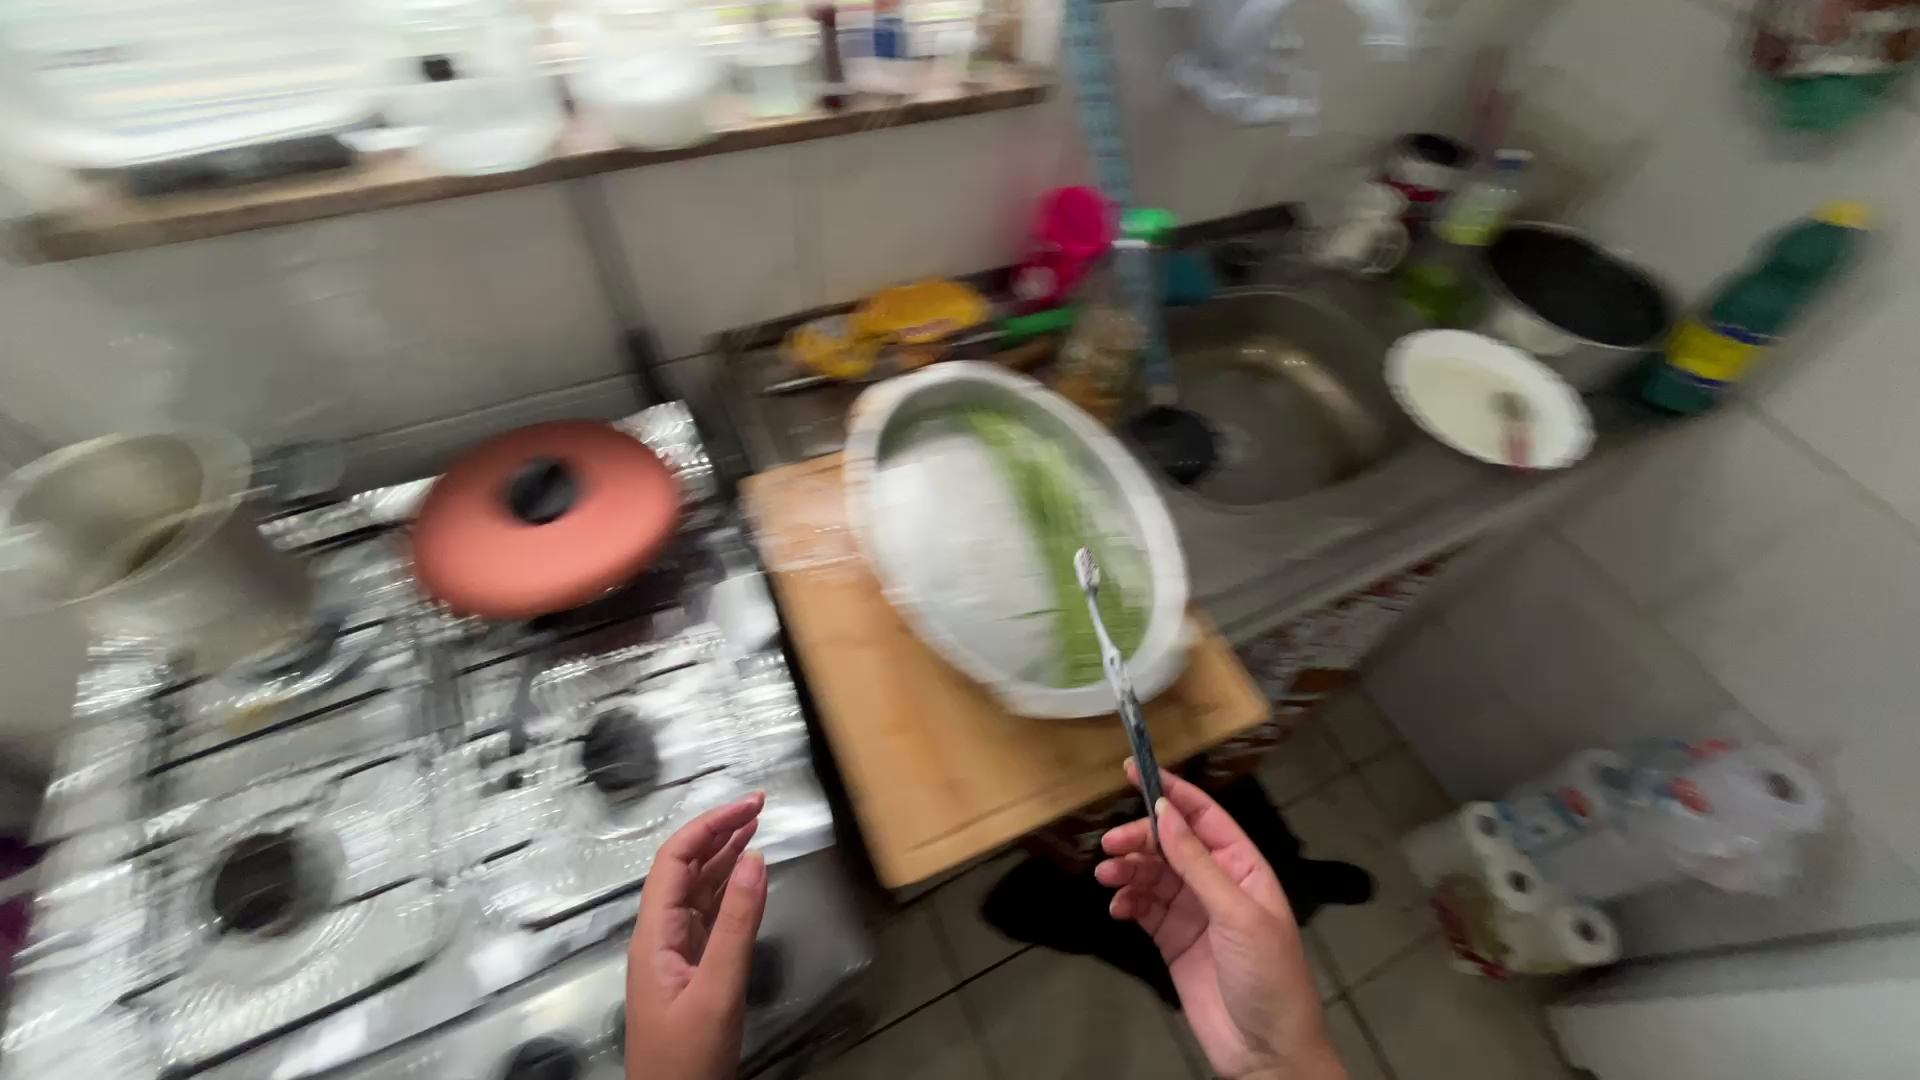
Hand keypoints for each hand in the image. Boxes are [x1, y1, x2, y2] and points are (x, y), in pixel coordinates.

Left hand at [626, 793, 768, 1079]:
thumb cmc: (689, 1057)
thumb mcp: (718, 990)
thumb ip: (738, 923)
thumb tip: (756, 858)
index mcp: (655, 933)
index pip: (675, 860)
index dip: (709, 826)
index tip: (748, 806)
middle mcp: (662, 933)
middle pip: (686, 867)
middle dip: (720, 831)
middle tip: (760, 806)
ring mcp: (678, 950)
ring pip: (700, 887)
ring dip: (727, 853)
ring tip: (758, 826)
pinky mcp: (695, 966)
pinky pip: (712, 912)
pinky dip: (733, 886)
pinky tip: (752, 873)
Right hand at [1098, 764, 1343, 1079]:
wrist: (1267, 1055)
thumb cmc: (1269, 977)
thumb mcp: (1237, 914)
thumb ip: (1198, 863)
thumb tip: (1165, 812)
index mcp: (1241, 867)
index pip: (1202, 816)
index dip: (1170, 790)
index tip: (1134, 770)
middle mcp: (1215, 882)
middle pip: (1168, 842)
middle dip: (1138, 838)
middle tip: (1110, 845)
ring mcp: (1192, 910)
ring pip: (1151, 872)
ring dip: (1127, 869)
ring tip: (1107, 877)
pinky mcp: (1172, 938)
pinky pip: (1142, 907)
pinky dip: (1126, 902)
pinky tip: (1118, 908)